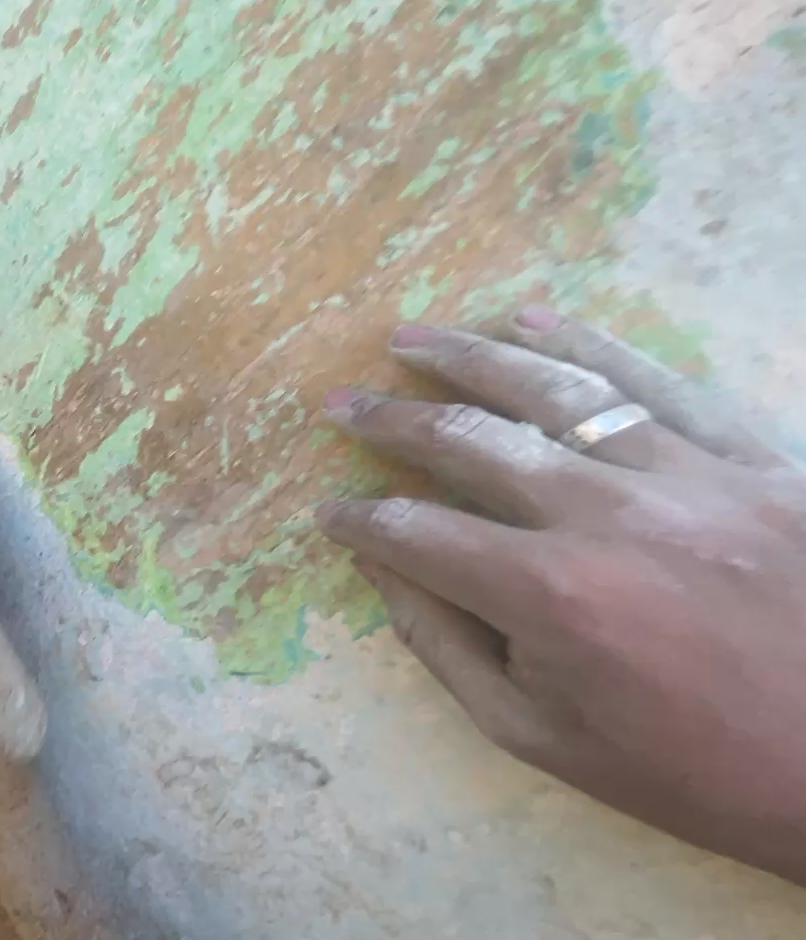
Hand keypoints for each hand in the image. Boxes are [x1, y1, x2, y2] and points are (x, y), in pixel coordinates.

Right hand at [317, 306, 805, 884]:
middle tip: (339, 403)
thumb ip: (441, 645)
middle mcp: (611, 516)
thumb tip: (380, 566)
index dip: (356, 520)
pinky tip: (529, 318)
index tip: (329, 515)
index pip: (410, 530)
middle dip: (386, 420)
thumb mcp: (539, 735)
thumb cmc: (702, 771)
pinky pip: (666, 387)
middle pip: (466, 439)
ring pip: (557, 391)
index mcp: (548, 592)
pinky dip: (590, 346)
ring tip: (410, 338)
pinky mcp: (771, 464)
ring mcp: (699, 480)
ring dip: (468, 358)